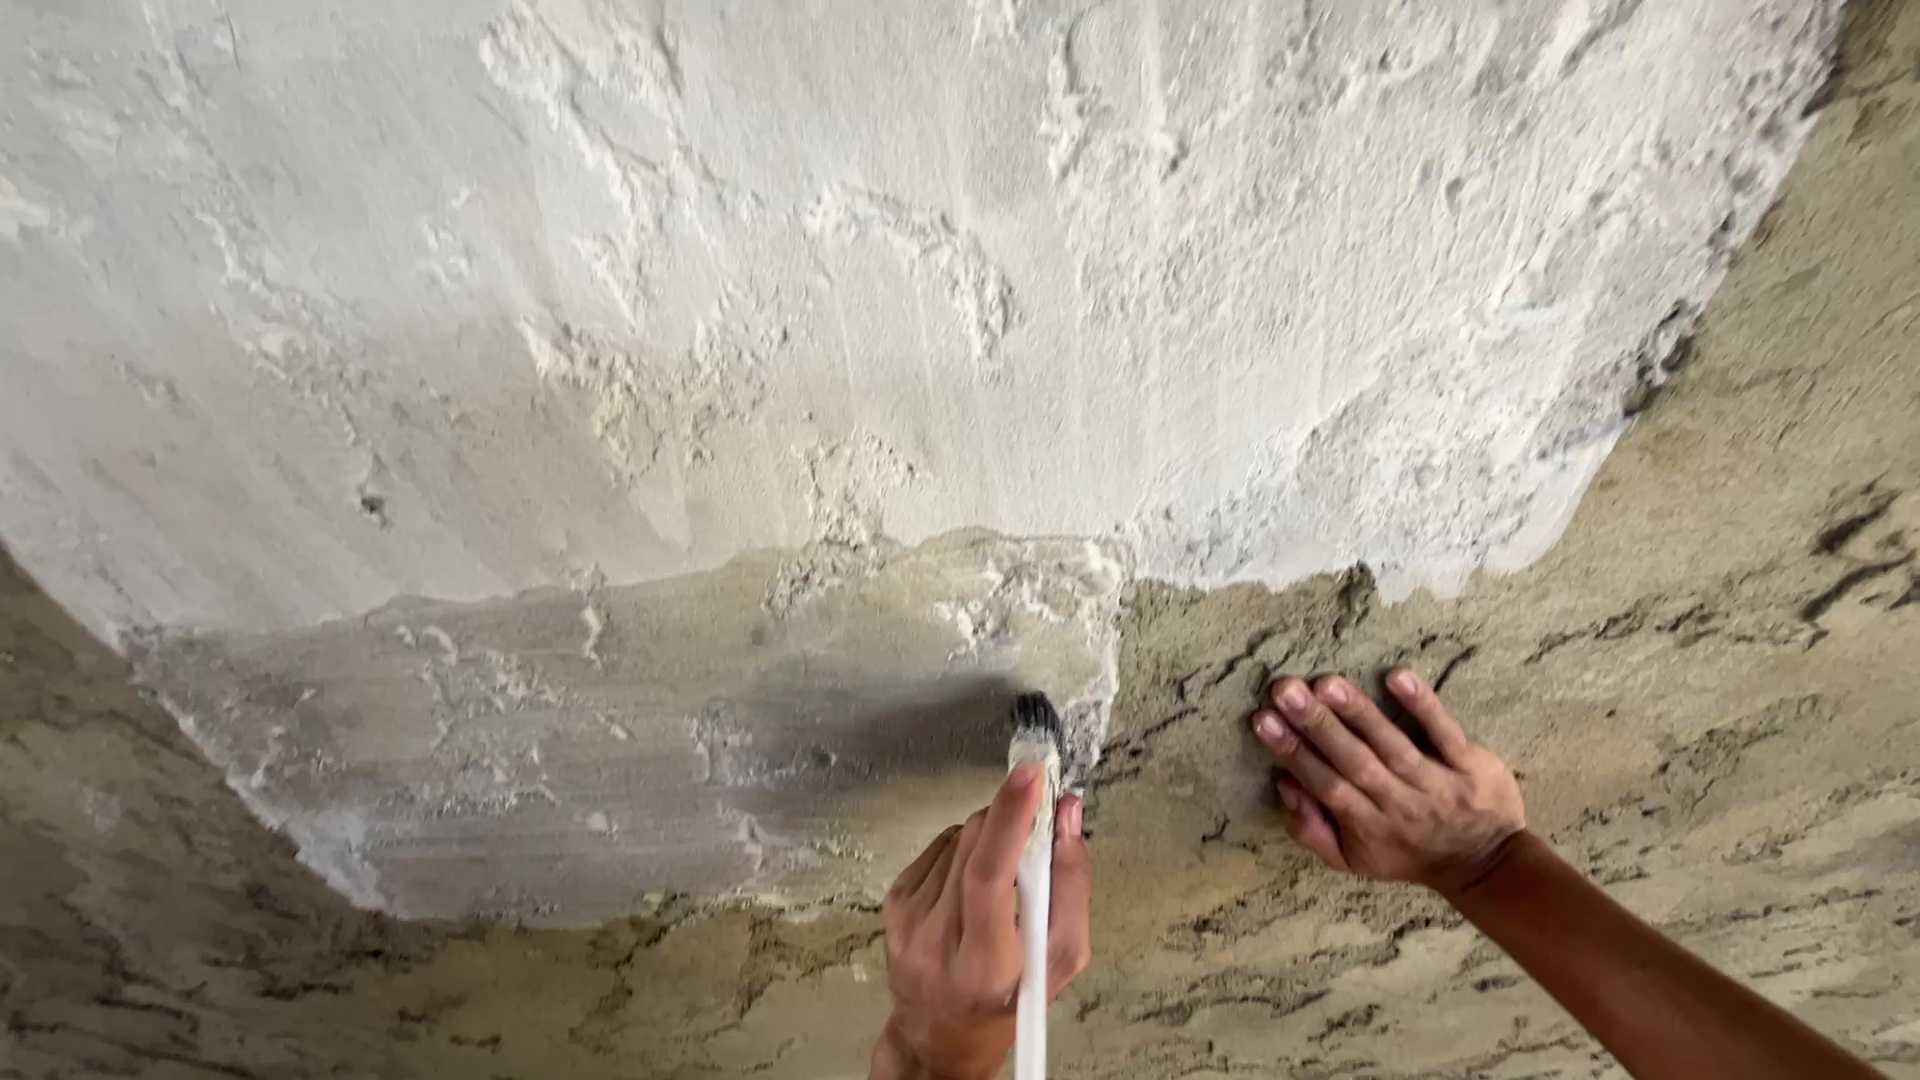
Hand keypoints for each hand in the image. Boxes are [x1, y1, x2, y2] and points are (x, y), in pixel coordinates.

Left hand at [871, 764, 1092, 1079]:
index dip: (1010, 819)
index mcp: (983, 963)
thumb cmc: (1009, 999)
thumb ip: (1072, 884)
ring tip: (1000, 880)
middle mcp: (935, 940)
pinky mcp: (893, 902)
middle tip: (1034, 823)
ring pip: (959, 838)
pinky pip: (939, 845)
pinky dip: (965, 848)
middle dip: (1009, 819)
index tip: (1030, 776)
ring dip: (988, 839)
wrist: (940, 1035)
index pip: (989, 876)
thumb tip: (1067, 813)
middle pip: (974, 845)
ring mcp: (907, 919)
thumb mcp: (1061, 959)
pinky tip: (972, 883)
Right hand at [1248, 667, 1525, 897]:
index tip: (1262, 719)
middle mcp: (1397, 802)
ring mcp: (1436, 782)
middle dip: (1316, 724)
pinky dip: (1423, 706)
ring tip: (1325, 682)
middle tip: (1284, 690)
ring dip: (1358, 713)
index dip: (1291, 751)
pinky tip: (1397, 677)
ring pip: (1391, 744)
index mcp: (1365, 823)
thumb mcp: (1350, 859)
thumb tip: (1284, 784)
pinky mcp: (1471, 765)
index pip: (1323, 783)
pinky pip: (1445, 733)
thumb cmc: (1404, 853)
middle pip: (1351, 760)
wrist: (1487, 867)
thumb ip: (1310, 828)